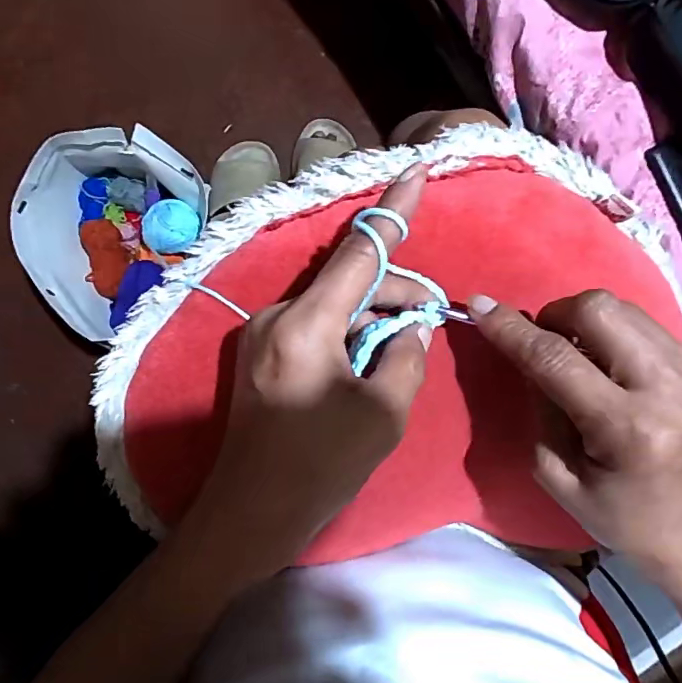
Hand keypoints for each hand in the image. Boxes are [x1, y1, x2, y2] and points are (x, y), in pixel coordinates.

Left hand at [181, 164, 434, 574]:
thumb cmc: (319, 468)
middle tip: (430, 324)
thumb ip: (405, 356)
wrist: (250, 514)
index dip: (394, 210)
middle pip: (350, 282)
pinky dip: (347, 335)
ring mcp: (262, 333)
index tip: (417, 168)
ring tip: (401, 353)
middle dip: (395, 294)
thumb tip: (409, 327)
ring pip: (333, 305)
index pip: (360, 252)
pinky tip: (368, 362)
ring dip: (371, 319)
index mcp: (305, 324)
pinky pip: (315, 326)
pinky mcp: (259, 353)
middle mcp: (276, 315)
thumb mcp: (383, 414)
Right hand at [470, 289, 681, 585]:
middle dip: (559, 315)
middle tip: (546, 340)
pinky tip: (624, 376)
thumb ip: (540, 405)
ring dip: (591, 326)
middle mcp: (675, 392)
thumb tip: (528, 347)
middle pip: (601, 310)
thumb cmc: (616, 513)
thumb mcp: (556, 472)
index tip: (480, 306)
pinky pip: (653, 330)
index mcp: (630, 429)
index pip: (558, 359)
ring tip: (585, 360)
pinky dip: (623, 343)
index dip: (513, 329)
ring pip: (628, 310)